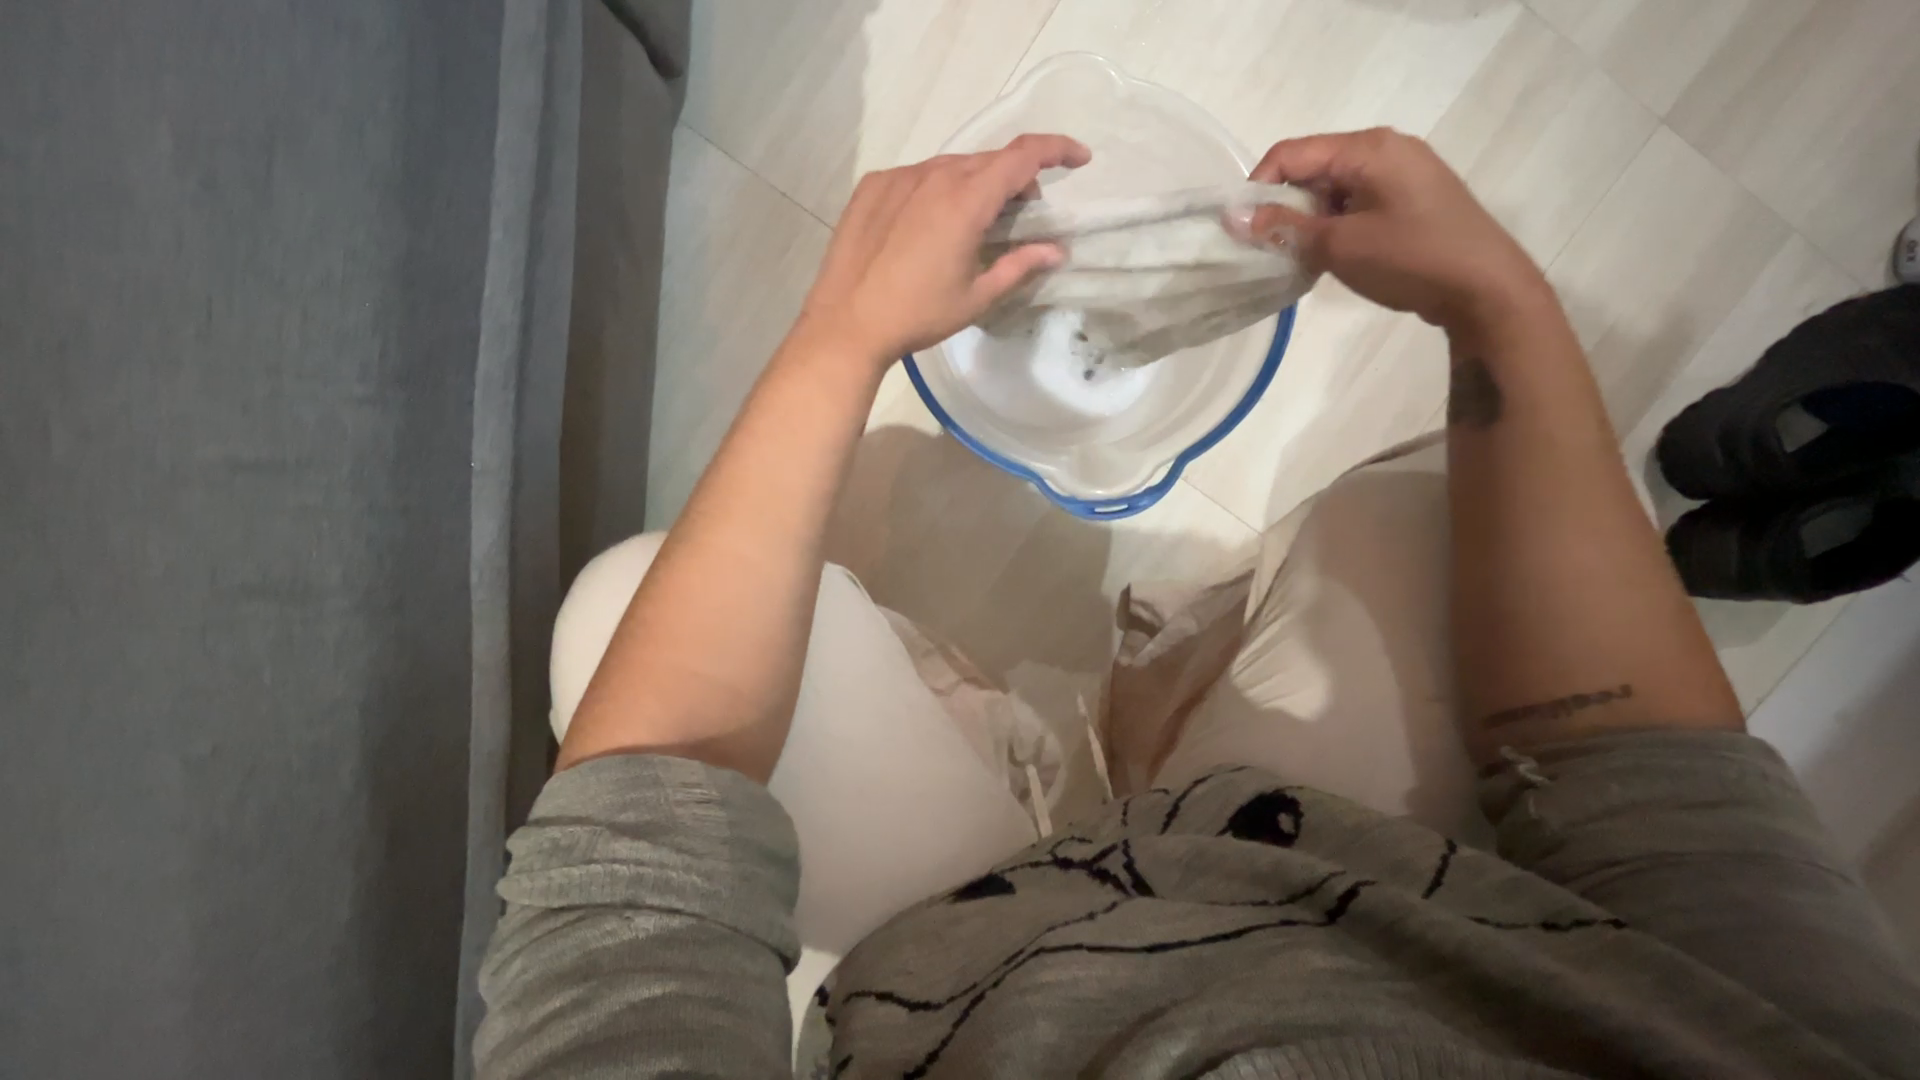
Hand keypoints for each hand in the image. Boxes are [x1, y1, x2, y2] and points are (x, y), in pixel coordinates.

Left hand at [797, 134, 1092, 363]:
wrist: (847, 324)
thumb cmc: (917, 316)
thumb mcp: (976, 297)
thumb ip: (1019, 266)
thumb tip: (1056, 251)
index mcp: (966, 201)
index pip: (1023, 156)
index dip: (1057, 150)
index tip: (1079, 159)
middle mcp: (934, 176)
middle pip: (988, 161)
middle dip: (1015, 179)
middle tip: (1022, 215)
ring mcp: (899, 177)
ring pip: (951, 167)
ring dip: (974, 184)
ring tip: (975, 223)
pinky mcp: (873, 187)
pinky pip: (917, 176)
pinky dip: (937, 190)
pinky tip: (930, 226)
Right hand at [1249, 128, 1550, 335]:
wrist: (1484, 288)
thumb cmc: (1410, 258)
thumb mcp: (1338, 245)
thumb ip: (1285, 228)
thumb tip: (1237, 218)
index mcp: (1368, 148)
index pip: (1291, 153)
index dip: (1258, 187)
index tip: (1241, 228)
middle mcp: (1385, 149)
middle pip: (1311, 166)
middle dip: (1282, 204)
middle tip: (1268, 246)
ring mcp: (1402, 173)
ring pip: (1332, 187)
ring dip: (1307, 218)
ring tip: (1299, 255)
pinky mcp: (1410, 199)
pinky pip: (1355, 201)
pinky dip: (1333, 223)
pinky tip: (1330, 254)